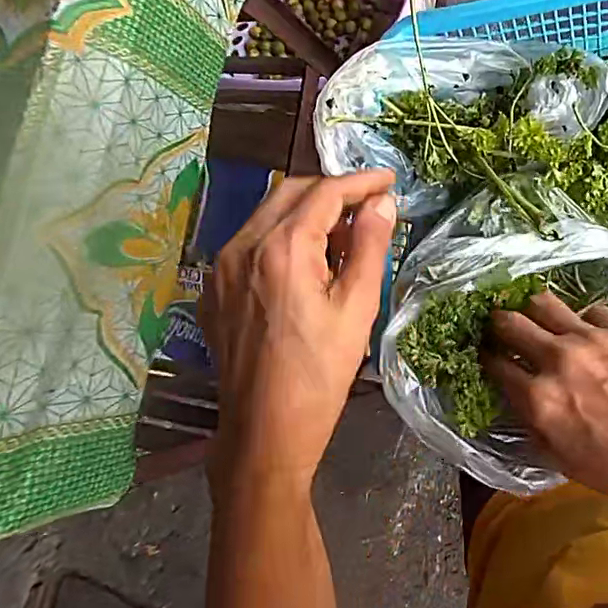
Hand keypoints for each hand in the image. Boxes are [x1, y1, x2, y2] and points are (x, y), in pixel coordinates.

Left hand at [202, 171, 397, 496]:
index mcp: (281, 250)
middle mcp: (242, 247)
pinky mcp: (216, 288)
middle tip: (373, 203)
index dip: (361, 181)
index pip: (324, 193)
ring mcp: (222, 268)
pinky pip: (253, 240)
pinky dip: (287, 233)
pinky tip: (312, 259)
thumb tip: (382, 202)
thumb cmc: (321, 369)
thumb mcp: (358, 306)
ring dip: (311, 210)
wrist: (265, 427)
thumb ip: (370, 246)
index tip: (390, 180)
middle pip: (291, 192)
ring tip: (349, 231)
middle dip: (334, 189)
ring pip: (269, 214)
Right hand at [482, 292, 607, 535]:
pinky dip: (581, 320)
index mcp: (539, 398)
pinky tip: (586, 331)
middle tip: (501, 329)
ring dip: (533, 309)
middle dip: (499, 325)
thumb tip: (524, 404)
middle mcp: (559, 359)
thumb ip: (536, 427)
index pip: (495, 366)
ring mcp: (591, 338)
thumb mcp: (564, 460)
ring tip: (535, 316)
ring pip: (545, 303)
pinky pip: (589, 312)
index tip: (486, 357)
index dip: (486, 360)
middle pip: (511, 323)